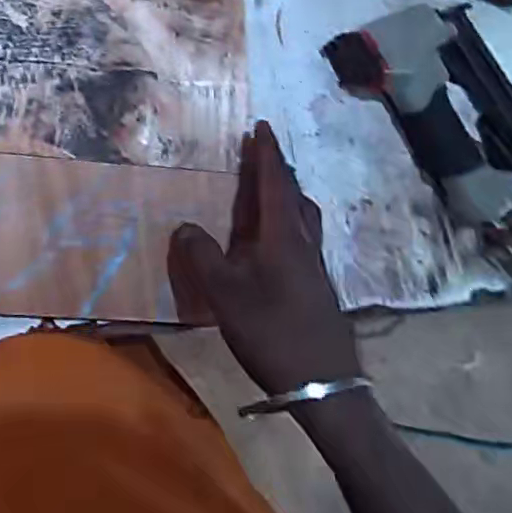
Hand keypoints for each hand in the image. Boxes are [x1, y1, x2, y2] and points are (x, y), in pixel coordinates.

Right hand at [169, 120, 361, 394]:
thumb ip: (202, 256)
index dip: (266, 153)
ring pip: (303, 216)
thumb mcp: (225, 295)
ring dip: (287, 193)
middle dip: (276, 169)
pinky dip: (288, 219)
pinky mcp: (317, 285)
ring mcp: (315, 266)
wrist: (325, 387)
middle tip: (259, 152)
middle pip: (293, 195)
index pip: (274, 183)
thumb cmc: (273, 332)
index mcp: (283, 237)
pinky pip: (302, 236)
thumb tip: (186, 226)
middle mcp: (303, 243)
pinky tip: (274, 239)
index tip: (262, 126)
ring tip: (268, 189)